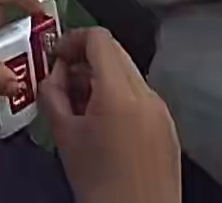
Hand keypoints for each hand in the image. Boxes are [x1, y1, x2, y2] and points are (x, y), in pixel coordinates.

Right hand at [40, 28, 180, 202]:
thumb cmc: (97, 184)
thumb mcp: (63, 133)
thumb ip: (52, 91)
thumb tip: (56, 72)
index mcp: (120, 93)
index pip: (98, 38)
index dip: (73, 39)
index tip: (57, 56)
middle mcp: (147, 96)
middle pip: (114, 51)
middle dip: (86, 56)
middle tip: (65, 77)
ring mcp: (162, 113)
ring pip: (127, 72)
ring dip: (102, 75)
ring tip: (82, 103)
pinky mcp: (169, 131)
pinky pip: (140, 96)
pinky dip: (119, 95)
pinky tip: (105, 124)